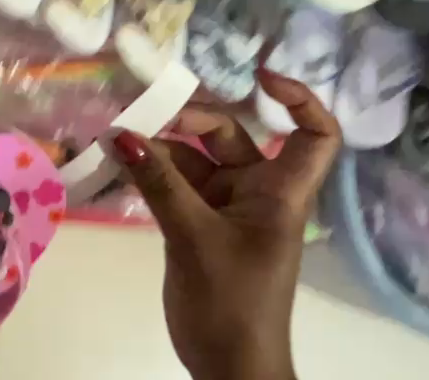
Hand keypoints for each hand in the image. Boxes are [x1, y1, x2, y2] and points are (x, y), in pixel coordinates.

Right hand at [111, 71, 342, 379]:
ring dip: (157, 148)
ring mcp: (225, 206)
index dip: (298, 100)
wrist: (229, 372)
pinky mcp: (197, 223)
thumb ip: (157, 182)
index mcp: (280, 192)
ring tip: (114, 142)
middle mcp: (256, 190)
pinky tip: (116, 164)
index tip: (259, 77)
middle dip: (190, 120)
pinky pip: (173, 182)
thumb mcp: (194, 238)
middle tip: (142, 122)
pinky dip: (148, 172)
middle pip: (231, 134)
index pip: (314, 135)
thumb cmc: (234, 303)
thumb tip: (120, 133)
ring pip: (193, 157)